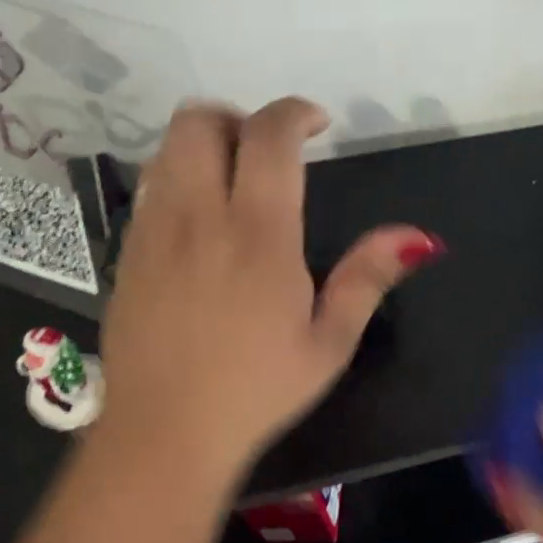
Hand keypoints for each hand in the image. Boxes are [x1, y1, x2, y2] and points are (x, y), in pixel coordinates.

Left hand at [97, 98, 441, 473]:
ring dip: (205, 146)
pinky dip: (180, 181)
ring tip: (238, 185)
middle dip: (238, 118)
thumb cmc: (260, 389)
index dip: (294, 113)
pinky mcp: (128, 253)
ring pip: (167, 149)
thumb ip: (367, 279)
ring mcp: (154, 231)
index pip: (269, 138)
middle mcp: (199, 217)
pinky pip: (150, 189)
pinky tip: (204, 228)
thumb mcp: (330, 343)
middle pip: (200, 121)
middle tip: (270, 154)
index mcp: (259, 237)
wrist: (167, 429)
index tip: (318, 124)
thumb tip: (415, 235)